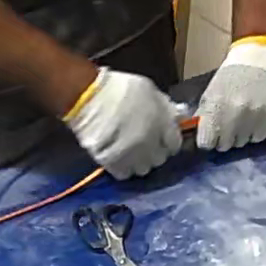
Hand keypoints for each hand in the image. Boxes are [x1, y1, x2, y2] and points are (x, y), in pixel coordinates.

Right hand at [61, 67, 184, 179]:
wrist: (91, 100)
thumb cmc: (121, 90)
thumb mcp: (150, 92)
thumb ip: (163, 108)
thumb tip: (173, 119)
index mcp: (162, 123)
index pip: (174, 144)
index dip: (170, 143)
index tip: (164, 141)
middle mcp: (149, 143)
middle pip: (159, 160)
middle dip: (155, 154)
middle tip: (147, 147)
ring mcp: (131, 156)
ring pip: (142, 170)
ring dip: (139, 163)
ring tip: (132, 155)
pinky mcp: (113, 165)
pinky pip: (124, 174)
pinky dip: (124, 169)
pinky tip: (120, 160)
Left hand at [194, 36, 265, 151]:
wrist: (259, 54)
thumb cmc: (230, 75)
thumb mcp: (209, 95)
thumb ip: (204, 117)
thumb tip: (199, 137)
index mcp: (215, 110)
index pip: (206, 144)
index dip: (208, 140)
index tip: (212, 135)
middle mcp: (235, 116)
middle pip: (224, 146)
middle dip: (224, 139)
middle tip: (228, 127)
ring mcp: (255, 115)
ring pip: (242, 142)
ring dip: (240, 135)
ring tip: (242, 121)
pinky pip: (259, 136)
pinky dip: (256, 132)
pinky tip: (254, 120)